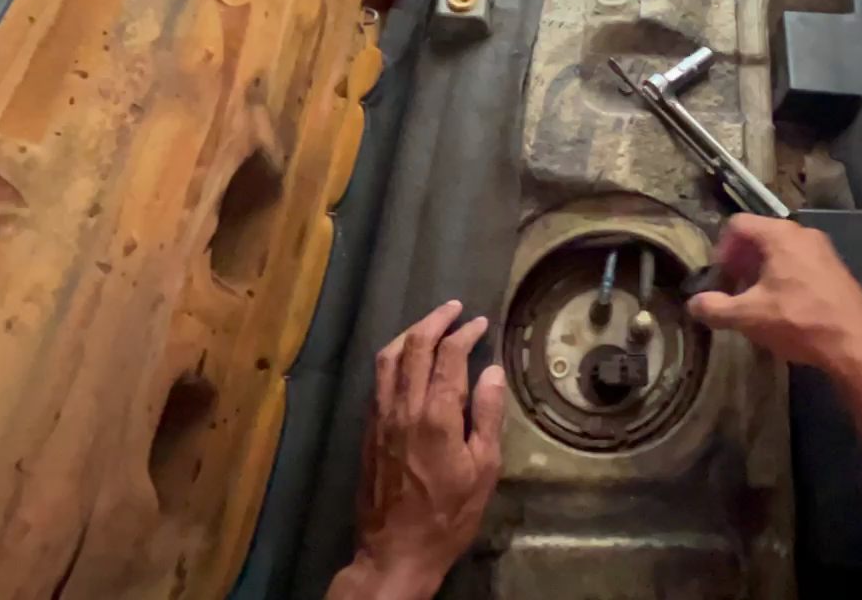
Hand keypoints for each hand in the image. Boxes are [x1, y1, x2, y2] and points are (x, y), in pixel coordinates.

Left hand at [329, 300, 505, 599]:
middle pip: (414, 346)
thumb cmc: (448, 514)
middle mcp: (404, 408)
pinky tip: (408, 358)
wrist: (395, 553)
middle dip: (436, 320)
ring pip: (388, 358)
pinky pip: (378, 379)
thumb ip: (488, 415)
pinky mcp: (368, 429)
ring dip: (411, 334)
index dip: (465, 332)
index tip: (480, 323)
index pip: (449, 355)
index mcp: (436, 416)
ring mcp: (381, 417)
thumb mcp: (484, 469)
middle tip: (455, 308)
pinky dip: (394, 357)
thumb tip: (492, 371)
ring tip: (430, 324)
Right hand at [687, 215, 861, 382]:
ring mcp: (823, 249)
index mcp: (779, 235)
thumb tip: (693, 304)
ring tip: (758, 300)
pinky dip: (785, 275)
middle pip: (760, 234)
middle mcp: (802, 233)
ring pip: (782, 248)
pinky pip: (800, 260)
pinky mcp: (836, 268)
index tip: (721, 276)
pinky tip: (785, 306)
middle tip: (735, 288)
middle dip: (742, 260)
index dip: (722, 248)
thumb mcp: (750, 317)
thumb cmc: (799, 321)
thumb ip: (716, 308)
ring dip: (763, 269)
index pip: (738, 224)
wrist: (857, 344)